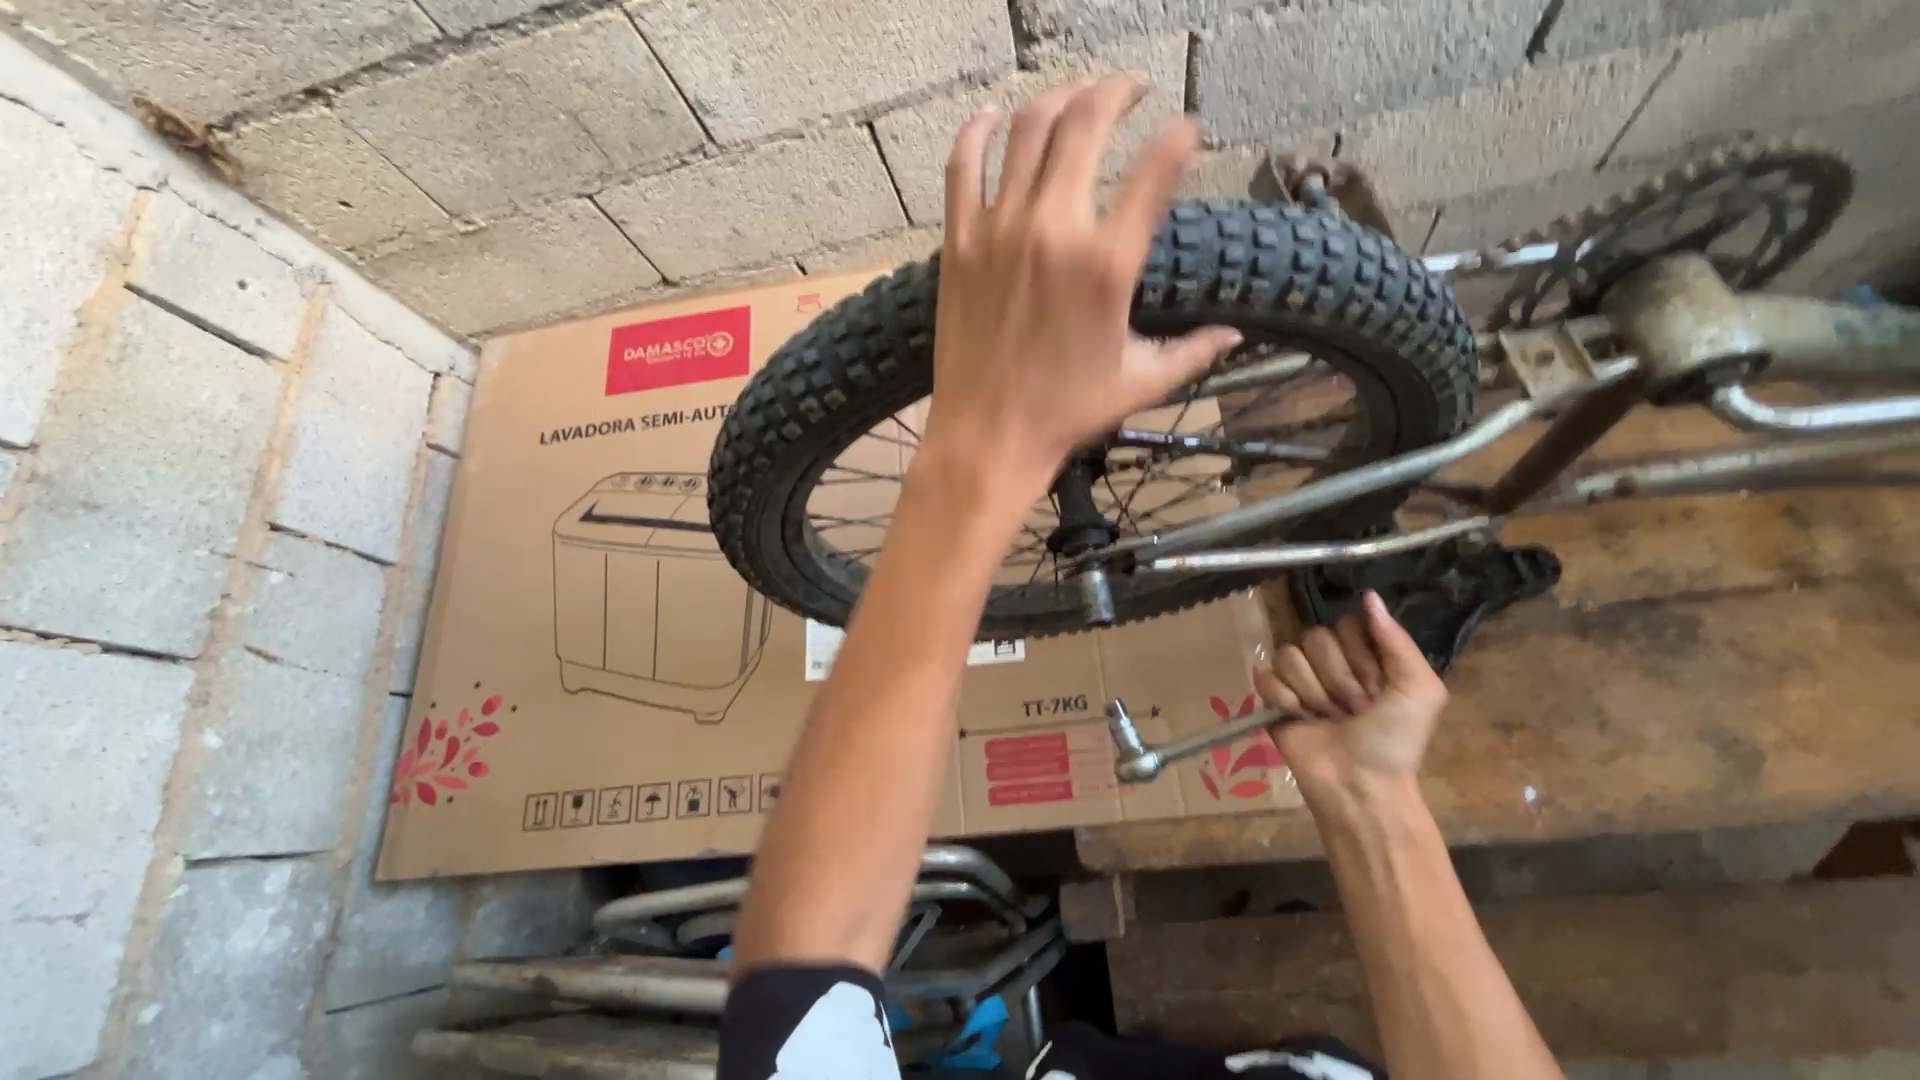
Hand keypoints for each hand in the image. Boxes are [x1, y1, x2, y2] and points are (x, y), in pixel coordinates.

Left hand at [921, 73, 1242, 503]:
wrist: (988, 435)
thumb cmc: (1066, 413)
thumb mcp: (1140, 383)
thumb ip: (1192, 351)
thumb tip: (1235, 334)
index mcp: (1108, 264)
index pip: (1156, 169)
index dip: (1180, 136)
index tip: (1188, 129)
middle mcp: (1054, 230)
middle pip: (1087, 122)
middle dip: (1118, 90)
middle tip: (1132, 89)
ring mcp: (1000, 230)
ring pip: (1027, 129)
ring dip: (1058, 98)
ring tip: (1077, 96)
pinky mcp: (960, 241)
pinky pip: (963, 165)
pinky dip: (976, 131)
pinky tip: (993, 118)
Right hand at [1254, 591, 1448, 803]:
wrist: (1358, 785)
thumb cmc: (1395, 742)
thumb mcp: (1420, 689)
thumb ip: (1396, 640)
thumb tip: (1368, 596)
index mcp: (1368, 657)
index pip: (1346, 624)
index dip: (1359, 656)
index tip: (1376, 688)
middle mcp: (1333, 664)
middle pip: (1315, 637)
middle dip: (1336, 679)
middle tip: (1351, 710)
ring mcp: (1301, 681)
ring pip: (1288, 655)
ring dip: (1310, 693)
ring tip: (1326, 719)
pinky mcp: (1273, 699)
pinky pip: (1264, 675)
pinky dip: (1282, 700)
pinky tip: (1299, 719)